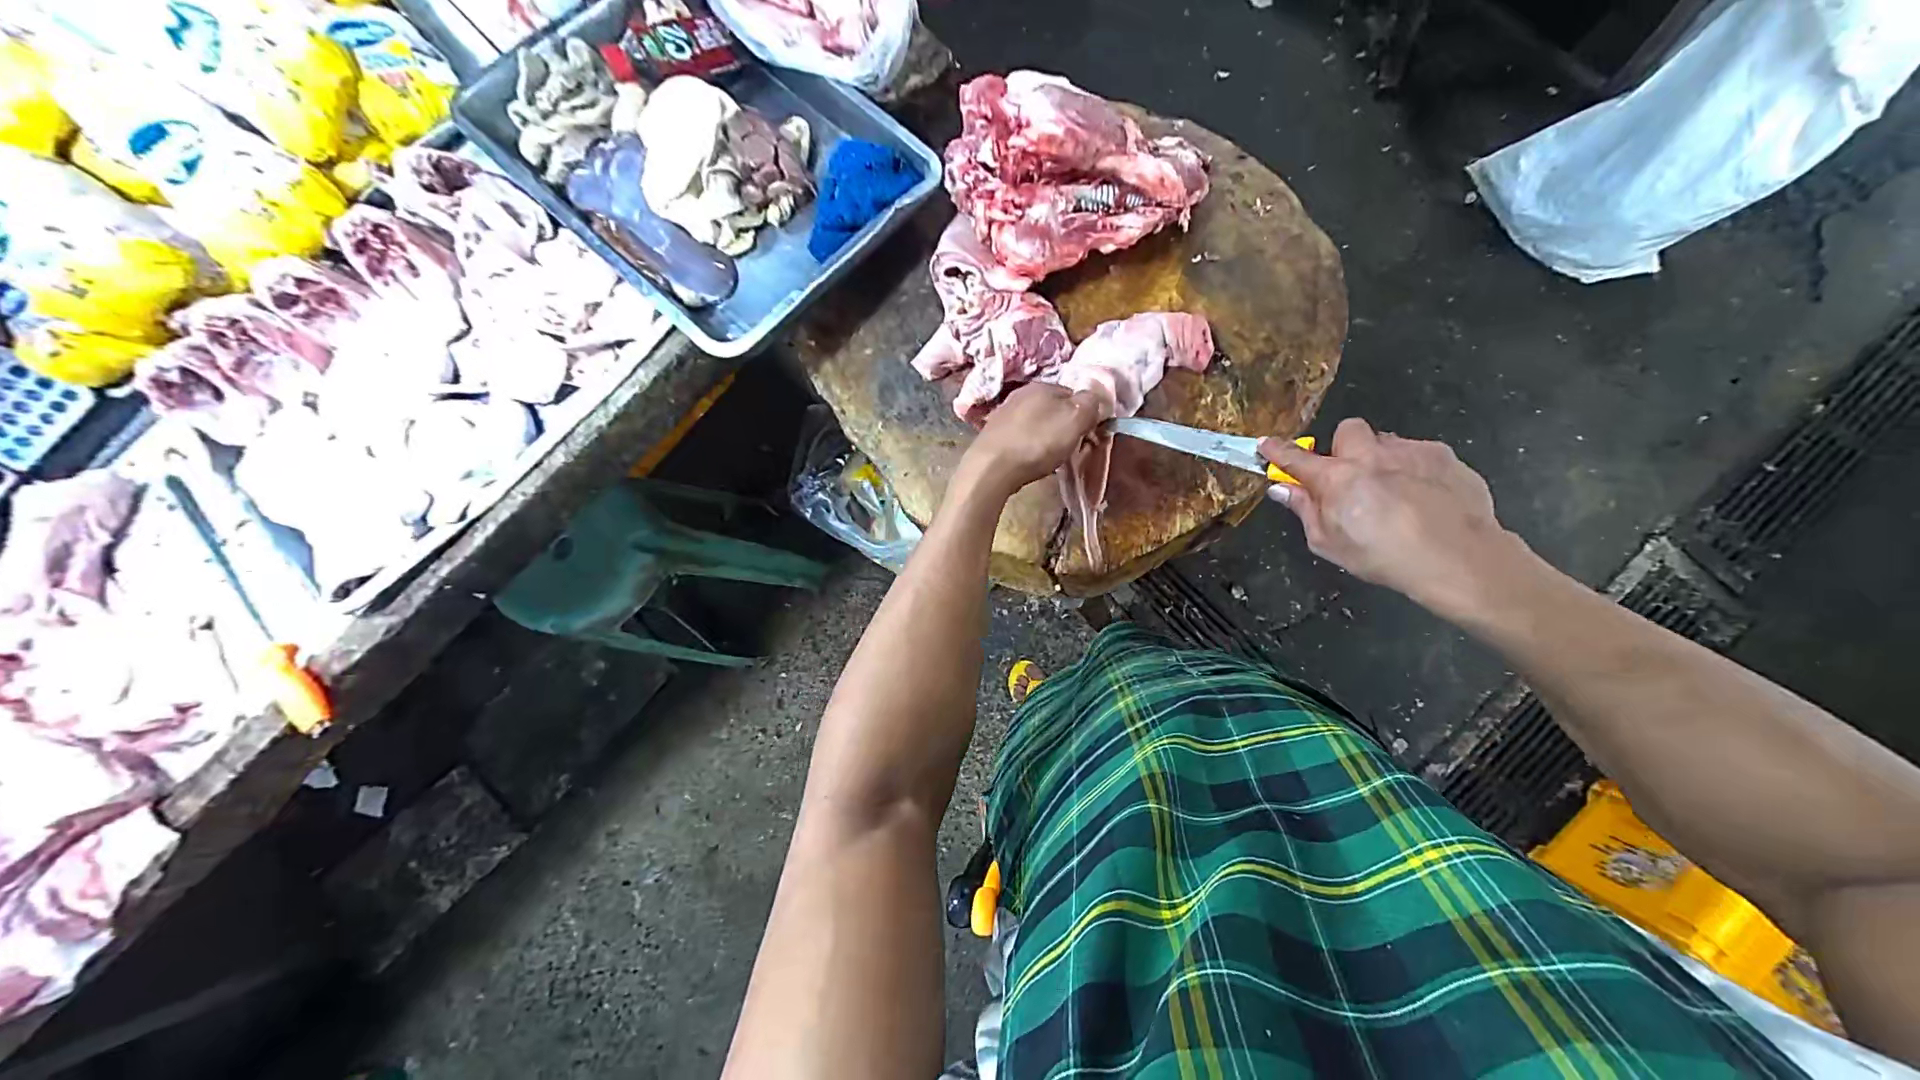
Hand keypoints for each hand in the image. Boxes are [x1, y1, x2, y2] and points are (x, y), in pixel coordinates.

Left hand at [960, 383, 1109, 493]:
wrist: (991, 468)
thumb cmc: (1037, 442)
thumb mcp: (1075, 419)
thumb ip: (1090, 403)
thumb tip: (1092, 398)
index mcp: (1042, 385)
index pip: (1073, 394)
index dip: (1084, 415)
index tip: (1088, 436)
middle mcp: (1020, 394)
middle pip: (1053, 409)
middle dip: (1063, 427)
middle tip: (1070, 449)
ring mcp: (1003, 414)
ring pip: (1035, 424)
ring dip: (1045, 438)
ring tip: (1049, 458)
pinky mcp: (991, 436)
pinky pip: (1019, 438)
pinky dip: (1028, 448)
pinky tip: (1029, 461)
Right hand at [1259, 418, 1529, 613]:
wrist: (1458, 558)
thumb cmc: (1385, 556)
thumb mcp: (1329, 543)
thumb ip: (1305, 510)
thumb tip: (1284, 490)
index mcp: (1337, 478)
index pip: (1297, 458)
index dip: (1278, 451)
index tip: (1266, 445)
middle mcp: (1372, 455)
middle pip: (1348, 430)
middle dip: (1345, 447)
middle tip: (1350, 476)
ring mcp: (1412, 451)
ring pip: (1387, 442)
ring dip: (1382, 460)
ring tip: (1393, 493)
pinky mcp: (1445, 457)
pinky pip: (1421, 454)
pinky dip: (1416, 471)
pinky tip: (1423, 498)